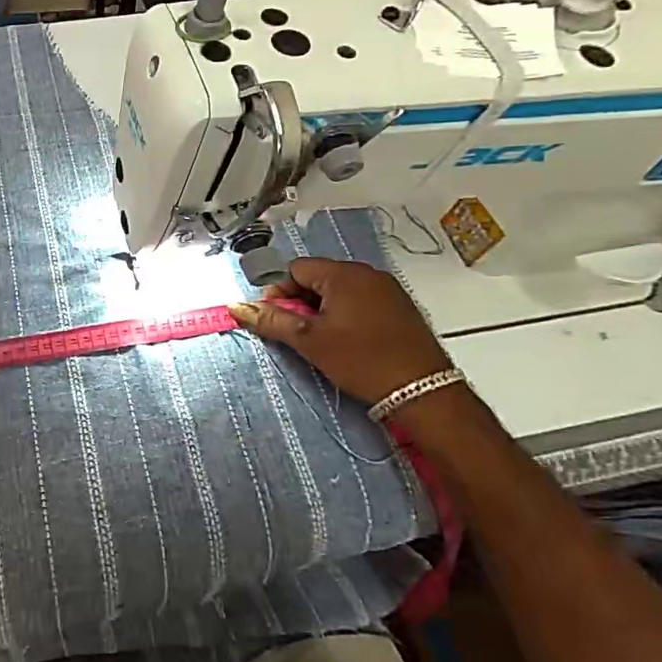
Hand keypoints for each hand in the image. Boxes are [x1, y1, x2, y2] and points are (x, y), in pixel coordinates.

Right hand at [228, 257, 451, 405]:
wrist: (424, 392)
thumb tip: (237, 306)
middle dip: (302, 302)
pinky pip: (362, 301)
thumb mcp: (309, 341)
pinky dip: (348, 315)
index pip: (296, 269)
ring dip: (324, 310)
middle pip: (318, 278)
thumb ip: (271, 320)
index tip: (279, 320)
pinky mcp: (402, 308)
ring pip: (340, 291)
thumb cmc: (362, 361)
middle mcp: (368, 273)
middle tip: (300, 333)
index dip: (281, 293)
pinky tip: (349, 341)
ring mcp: (389, 290)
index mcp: (344, 274)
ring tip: (323, 340)